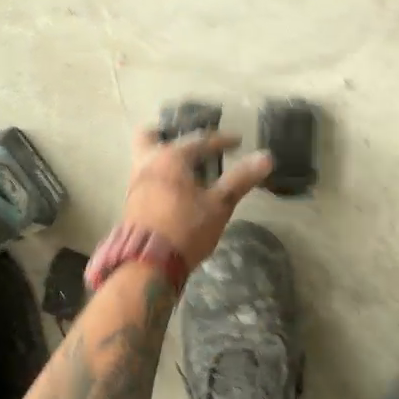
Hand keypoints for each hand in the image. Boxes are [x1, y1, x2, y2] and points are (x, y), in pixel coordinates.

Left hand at [120, 127, 272, 266]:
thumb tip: (266, 157)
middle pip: (151, 136)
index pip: (200, 140)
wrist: (147, 263)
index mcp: (170, 157)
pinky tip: (175, 189)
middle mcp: (148, 163)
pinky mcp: (131, 201)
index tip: (238, 142)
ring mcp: (135, 182)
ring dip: (163, 157)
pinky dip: (159, 175)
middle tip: (189, 145)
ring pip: (145, 157)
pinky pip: (145, 176)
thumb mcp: (219, 205)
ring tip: (186, 169)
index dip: (222, 140)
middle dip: (168, 134)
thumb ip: (240, 179)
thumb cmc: (186, 228)